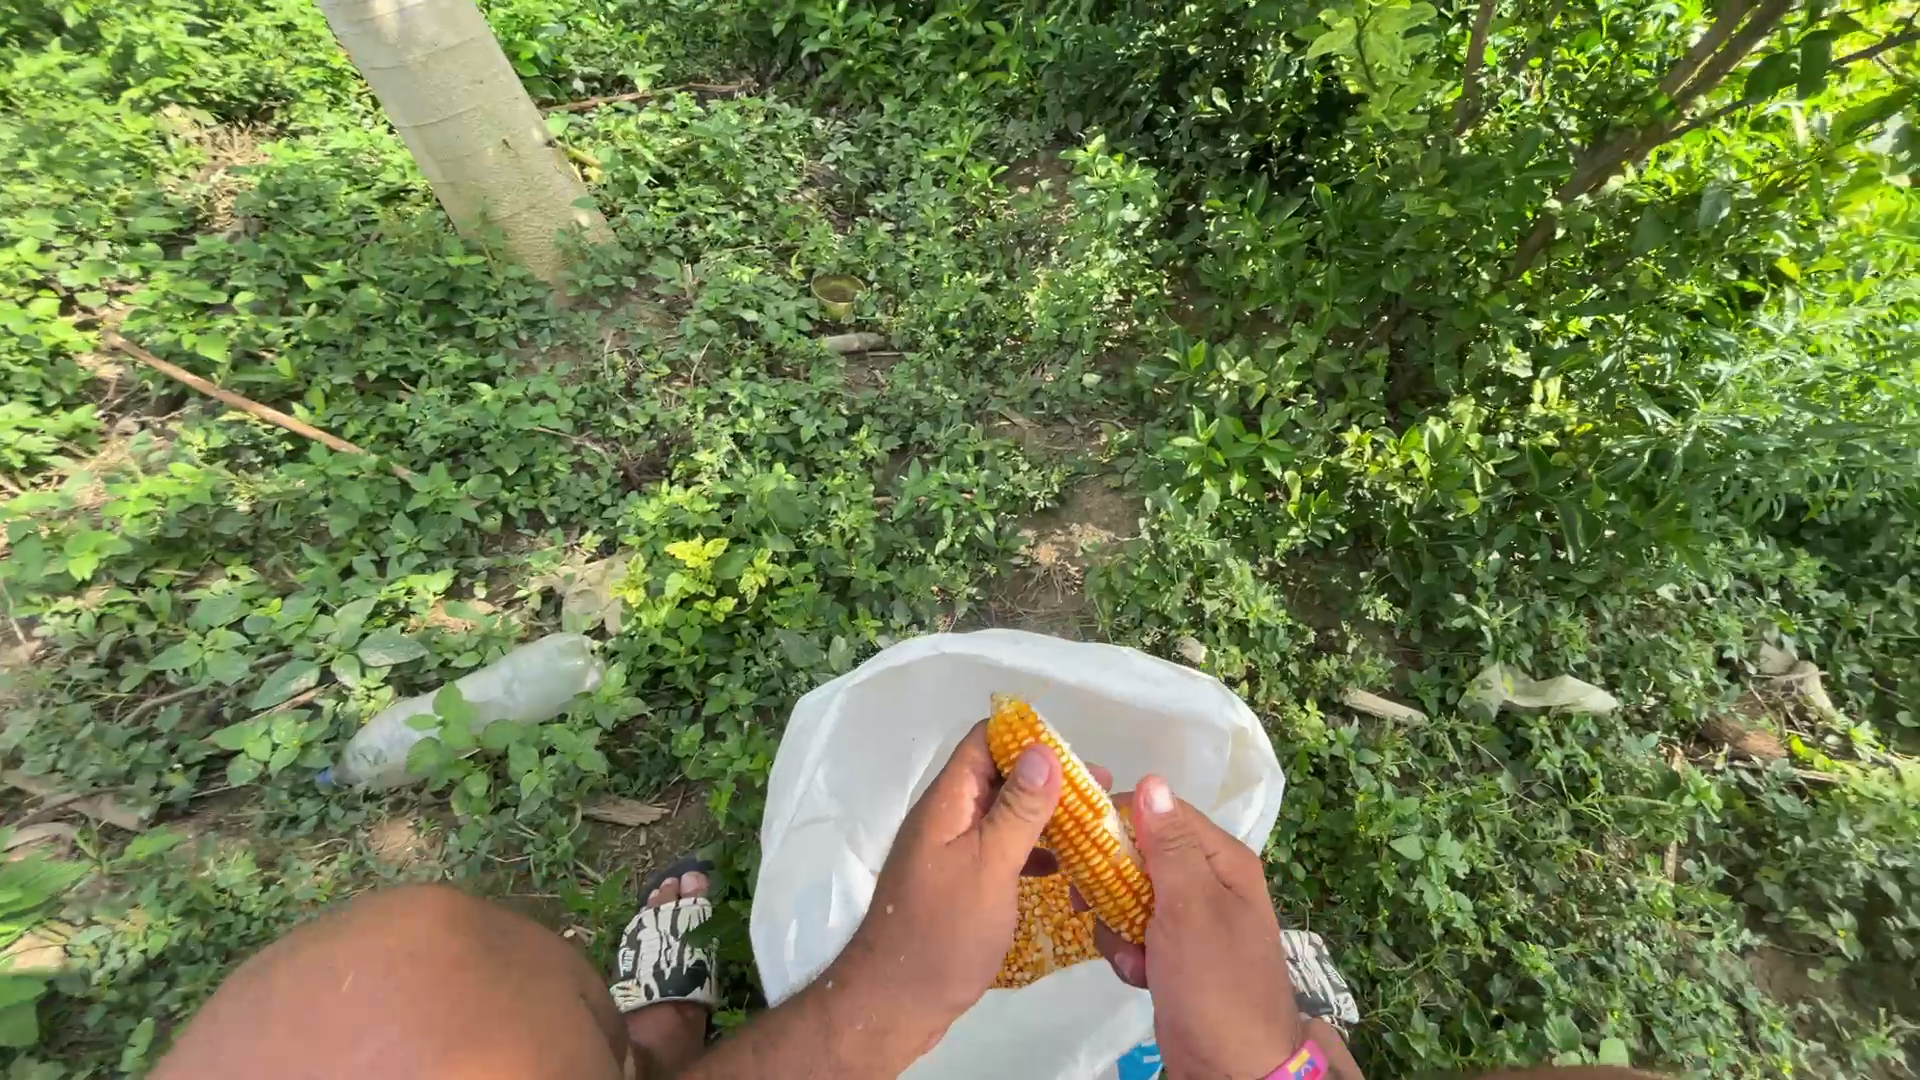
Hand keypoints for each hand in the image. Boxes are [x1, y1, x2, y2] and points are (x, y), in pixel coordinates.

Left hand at [828, 720, 1063, 1040]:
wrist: (896, 1004)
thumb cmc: (943, 931)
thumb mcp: (990, 864)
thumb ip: (1018, 808)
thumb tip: (1043, 749)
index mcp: (949, 800)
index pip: (985, 740)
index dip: (1028, 736)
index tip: (1075, 752)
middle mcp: (948, 815)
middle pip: (999, 774)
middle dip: (1048, 777)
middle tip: (1101, 793)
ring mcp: (952, 848)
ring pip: (1003, 812)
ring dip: (1044, 814)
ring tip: (1093, 826)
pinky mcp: (960, 879)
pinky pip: (1000, 847)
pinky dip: (1032, 848)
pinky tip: (1063, 866)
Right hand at [1096, 776, 1302, 1079]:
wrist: (1233, 1073)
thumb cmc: (1215, 982)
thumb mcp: (1190, 906)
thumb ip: (1169, 845)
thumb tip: (1152, 779)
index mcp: (1221, 859)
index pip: (1162, 811)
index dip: (1122, 818)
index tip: (1084, 836)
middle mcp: (1207, 880)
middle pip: (1140, 852)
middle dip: (1112, 880)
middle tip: (1085, 899)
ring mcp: (1189, 917)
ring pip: (1129, 892)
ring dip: (1117, 922)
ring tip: (1129, 952)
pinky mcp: (1173, 950)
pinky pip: (1133, 928)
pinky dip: (1127, 949)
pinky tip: (1137, 973)